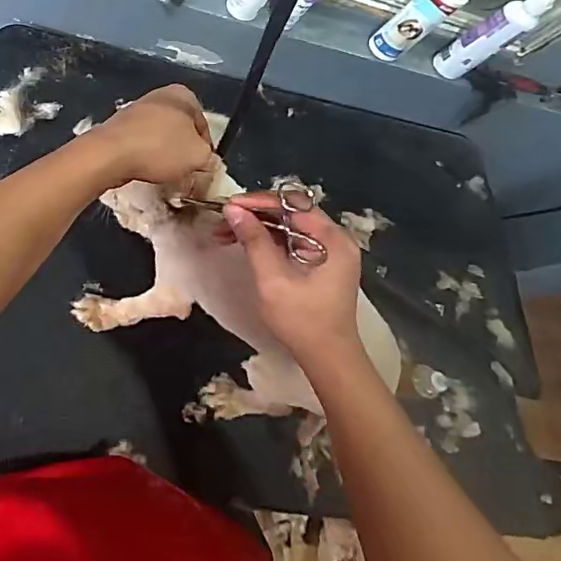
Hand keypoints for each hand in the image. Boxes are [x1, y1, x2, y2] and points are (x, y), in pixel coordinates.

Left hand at [81, 84, 214, 186]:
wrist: (110, 153)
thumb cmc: (160, 148)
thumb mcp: (198, 156)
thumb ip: (209, 157)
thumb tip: (206, 160)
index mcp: (183, 94)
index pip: (204, 126)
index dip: (205, 150)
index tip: (201, 167)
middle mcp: (160, 95)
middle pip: (181, 130)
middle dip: (183, 151)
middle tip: (184, 172)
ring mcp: (137, 108)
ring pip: (161, 136)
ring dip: (164, 154)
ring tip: (163, 173)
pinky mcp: (120, 124)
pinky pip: (141, 141)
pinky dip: (145, 154)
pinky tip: (144, 169)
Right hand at [223, 193, 364, 366]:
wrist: (328, 359)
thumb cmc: (302, 321)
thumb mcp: (273, 280)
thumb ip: (255, 241)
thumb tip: (233, 210)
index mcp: (332, 238)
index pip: (293, 204)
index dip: (260, 201)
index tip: (230, 206)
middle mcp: (336, 239)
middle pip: (292, 212)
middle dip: (256, 214)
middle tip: (224, 220)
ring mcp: (330, 251)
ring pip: (290, 226)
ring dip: (260, 227)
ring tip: (226, 232)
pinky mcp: (322, 264)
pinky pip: (293, 241)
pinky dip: (270, 241)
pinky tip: (246, 243)